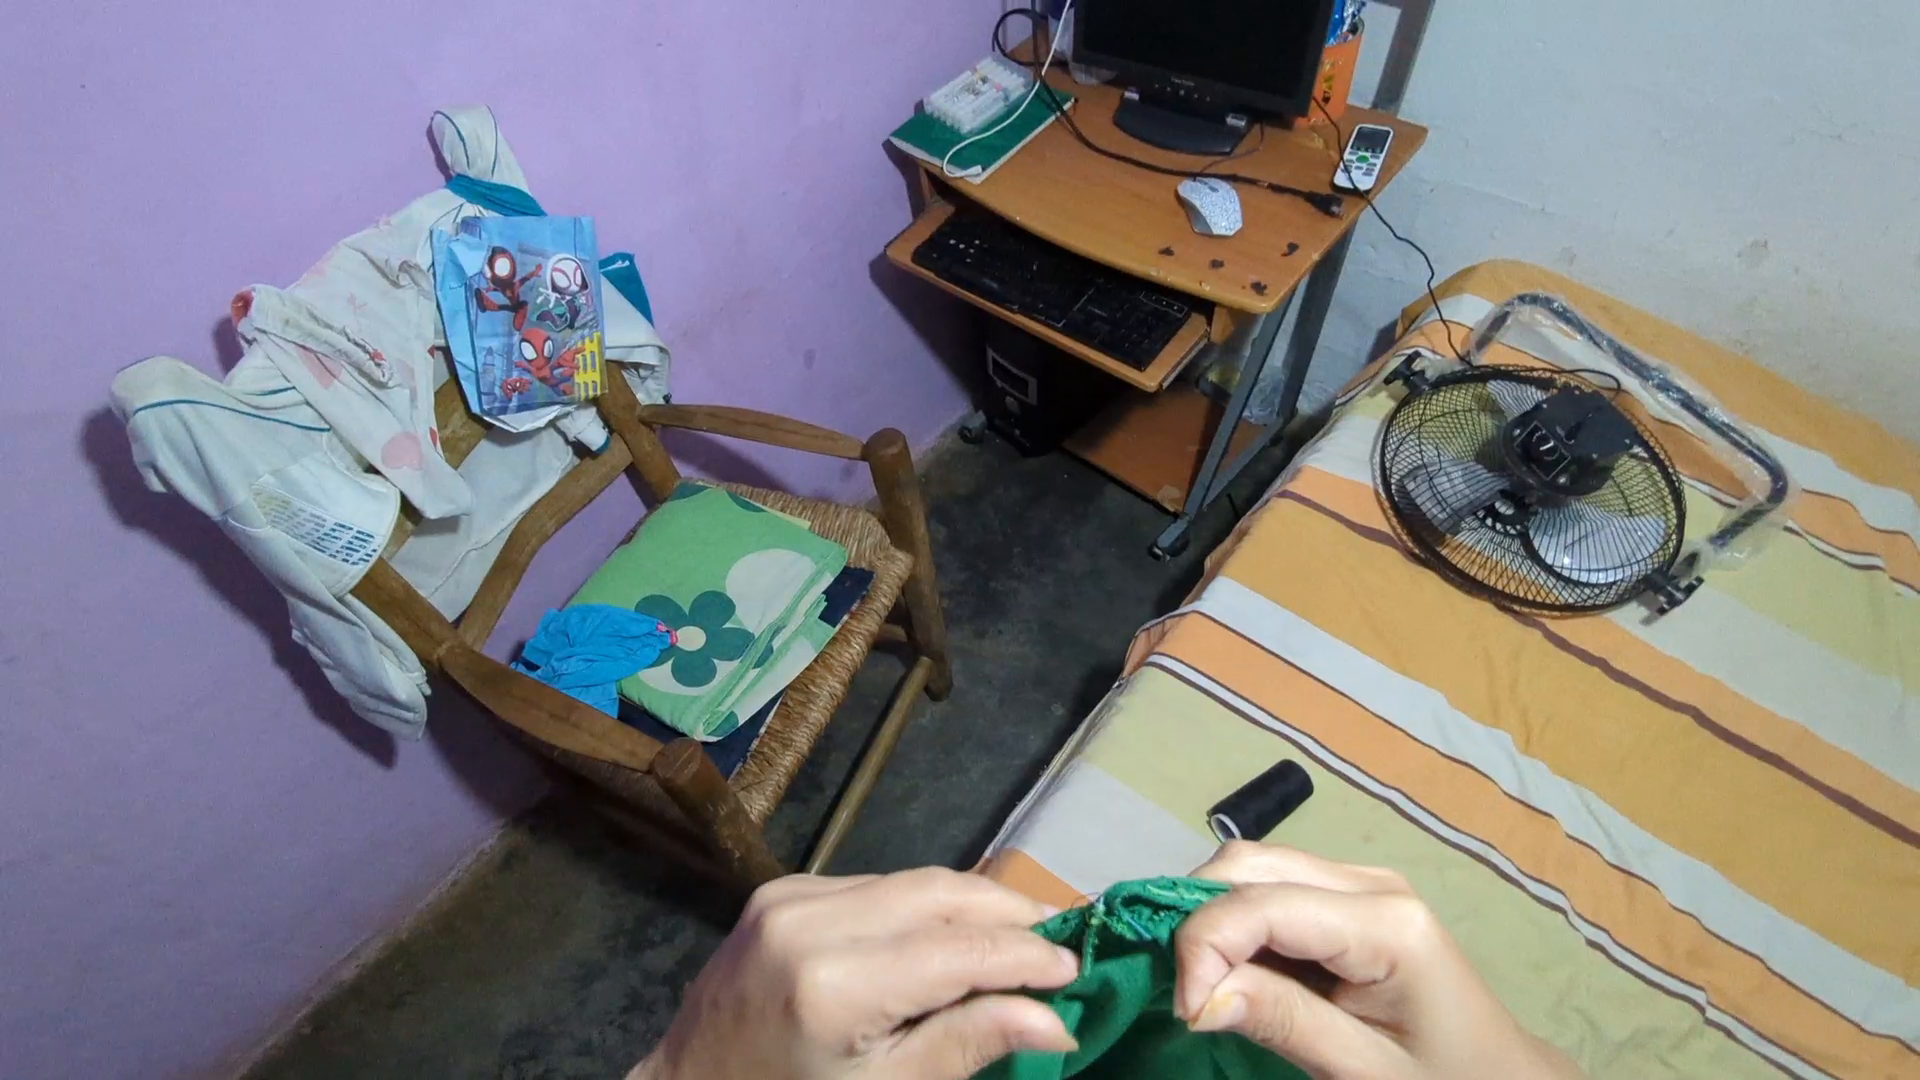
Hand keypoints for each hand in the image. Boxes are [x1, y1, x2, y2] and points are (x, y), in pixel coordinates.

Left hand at [631, 868, 1080, 1079]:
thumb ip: (966, 1047)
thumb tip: (1055, 1019)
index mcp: (830, 983)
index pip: (953, 953)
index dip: (1021, 957)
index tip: (1075, 964)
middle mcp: (810, 917)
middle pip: (936, 893)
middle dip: (1005, 911)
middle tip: (1060, 933)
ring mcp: (793, 892)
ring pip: (911, 880)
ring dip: (969, 902)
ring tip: (1020, 928)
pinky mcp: (786, 885)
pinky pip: (877, 884)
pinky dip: (923, 902)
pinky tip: (951, 925)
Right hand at [1174, 842, 1583, 1079]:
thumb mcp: (1371, 1078)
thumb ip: (1284, 1023)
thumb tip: (1195, 995)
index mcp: (1387, 923)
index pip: (1262, 906)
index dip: (1204, 946)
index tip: (1184, 1009)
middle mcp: (1367, 880)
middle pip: (1248, 865)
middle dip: (1199, 918)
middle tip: (1190, 992)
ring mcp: (1357, 878)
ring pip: (1250, 865)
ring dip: (1213, 913)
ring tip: (1208, 979)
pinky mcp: (1346, 890)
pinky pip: (1268, 882)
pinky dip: (1235, 916)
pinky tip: (1238, 962)